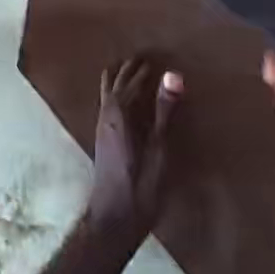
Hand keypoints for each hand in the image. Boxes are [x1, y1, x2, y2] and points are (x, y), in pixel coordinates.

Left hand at [85, 57, 183, 241]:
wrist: (113, 216)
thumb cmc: (140, 184)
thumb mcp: (158, 148)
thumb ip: (164, 111)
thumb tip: (173, 74)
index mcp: (118, 112)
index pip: (131, 82)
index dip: (142, 70)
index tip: (152, 57)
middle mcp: (106, 113)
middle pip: (115, 83)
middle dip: (127, 69)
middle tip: (139, 58)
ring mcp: (102, 126)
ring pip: (107, 92)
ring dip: (118, 79)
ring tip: (126, 70)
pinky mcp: (103, 138)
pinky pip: (107, 104)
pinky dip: (114, 93)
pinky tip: (121, 103)